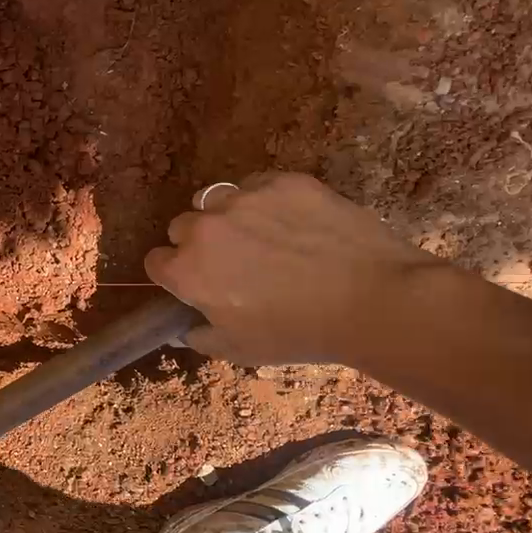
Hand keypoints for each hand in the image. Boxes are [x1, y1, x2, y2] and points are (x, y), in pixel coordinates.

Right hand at [145, 172, 446, 365]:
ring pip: (214, 199)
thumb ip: (199, 337)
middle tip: (231, 262)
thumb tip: (183, 329)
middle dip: (197, 243)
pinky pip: (257, 185)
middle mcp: (204, 227)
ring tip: (257, 234)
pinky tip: (289, 221)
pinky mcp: (284, 182)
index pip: (155, 262)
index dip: (174, 274)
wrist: (376, 300)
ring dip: (225, 215)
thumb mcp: (238, 350)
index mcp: (186, 270)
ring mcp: (244, 199)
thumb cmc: (298, 332)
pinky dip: (264, 199)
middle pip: (181, 226)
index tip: (195, 285)